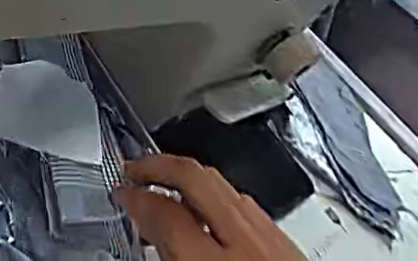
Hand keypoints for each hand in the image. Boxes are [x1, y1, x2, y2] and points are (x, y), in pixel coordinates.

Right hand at [115, 155, 303, 260]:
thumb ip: (173, 258)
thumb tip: (150, 234)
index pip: (163, 212)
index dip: (134, 198)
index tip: (122, 195)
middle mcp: (249, 251)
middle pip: (194, 178)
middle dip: (156, 166)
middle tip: (134, 171)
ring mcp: (277, 248)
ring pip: (224, 185)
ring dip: (188, 178)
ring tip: (168, 186)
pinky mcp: (296, 253)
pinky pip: (249, 207)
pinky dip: (220, 198)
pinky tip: (212, 214)